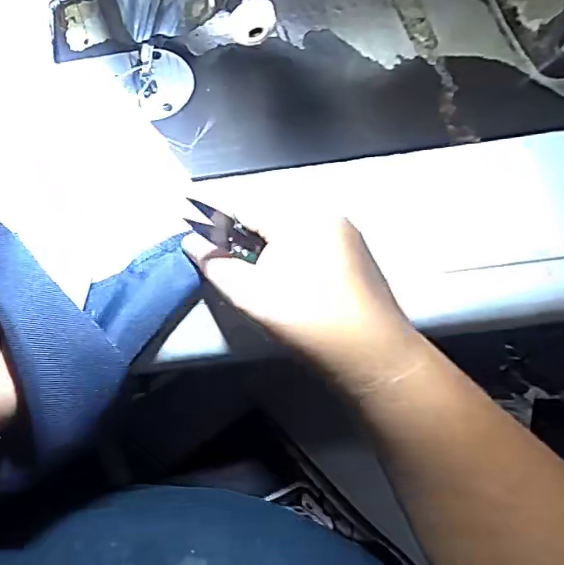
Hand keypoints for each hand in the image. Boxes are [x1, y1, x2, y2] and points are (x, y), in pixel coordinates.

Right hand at [184, 213, 419, 382]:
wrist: (372, 355)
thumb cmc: (306, 320)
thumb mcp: (250, 294)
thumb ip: (215, 263)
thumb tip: (191, 241)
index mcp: (300, 218)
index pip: (244, 209)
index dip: (215, 224)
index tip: (195, 236)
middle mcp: (326, 216)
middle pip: (267, 219)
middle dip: (242, 239)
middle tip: (227, 267)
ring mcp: (346, 235)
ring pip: (289, 234)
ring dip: (266, 250)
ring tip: (257, 281)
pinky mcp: (356, 256)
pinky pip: (310, 245)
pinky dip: (290, 258)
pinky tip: (287, 286)